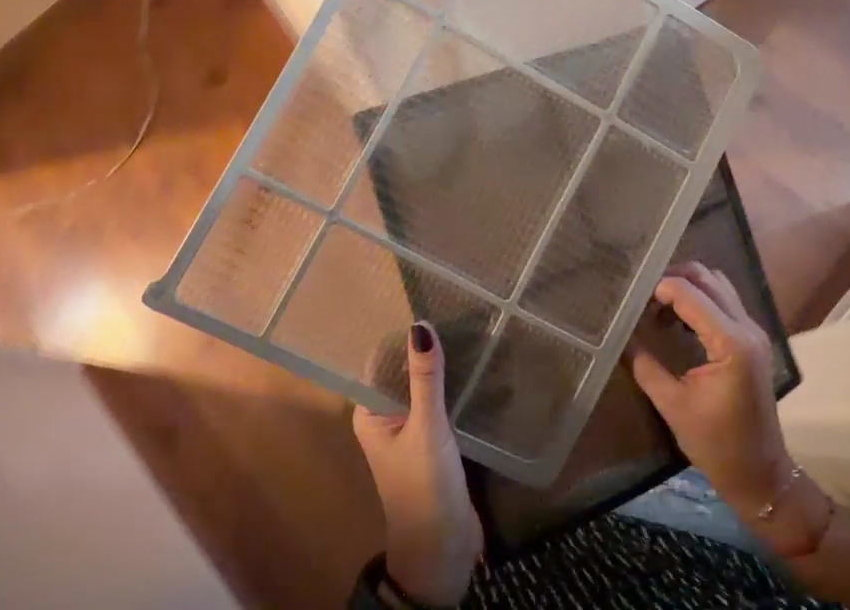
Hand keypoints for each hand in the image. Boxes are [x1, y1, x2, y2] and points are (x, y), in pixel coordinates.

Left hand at [353, 322, 481, 606]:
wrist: (444, 549)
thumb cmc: (424, 487)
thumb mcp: (427, 428)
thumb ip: (425, 379)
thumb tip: (421, 325)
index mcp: (370, 413)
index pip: (379, 361)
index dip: (399, 335)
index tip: (424, 300)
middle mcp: (387, 418)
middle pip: (403, 373)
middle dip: (424, 348)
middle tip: (456, 308)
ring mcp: (412, 432)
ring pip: (425, 389)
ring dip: (443, 368)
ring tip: (471, 330)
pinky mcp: (436, 445)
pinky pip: (442, 406)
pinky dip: (456, 390)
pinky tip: (479, 370)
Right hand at [630, 264, 797, 520]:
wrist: (759, 472)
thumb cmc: (715, 443)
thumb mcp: (671, 404)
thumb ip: (644, 364)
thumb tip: (620, 334)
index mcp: (731, 343)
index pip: (690, 294)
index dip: (658, 288)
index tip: (631, 297)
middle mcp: (747, 329)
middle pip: (708, 278)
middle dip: (672, 279)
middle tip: (642, 296)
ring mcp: (754, 333)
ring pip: (718, 286)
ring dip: (688, 288)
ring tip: (657, 306)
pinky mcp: (752, 341)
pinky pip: (725, 303)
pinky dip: (700, 301)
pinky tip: (677, 320)